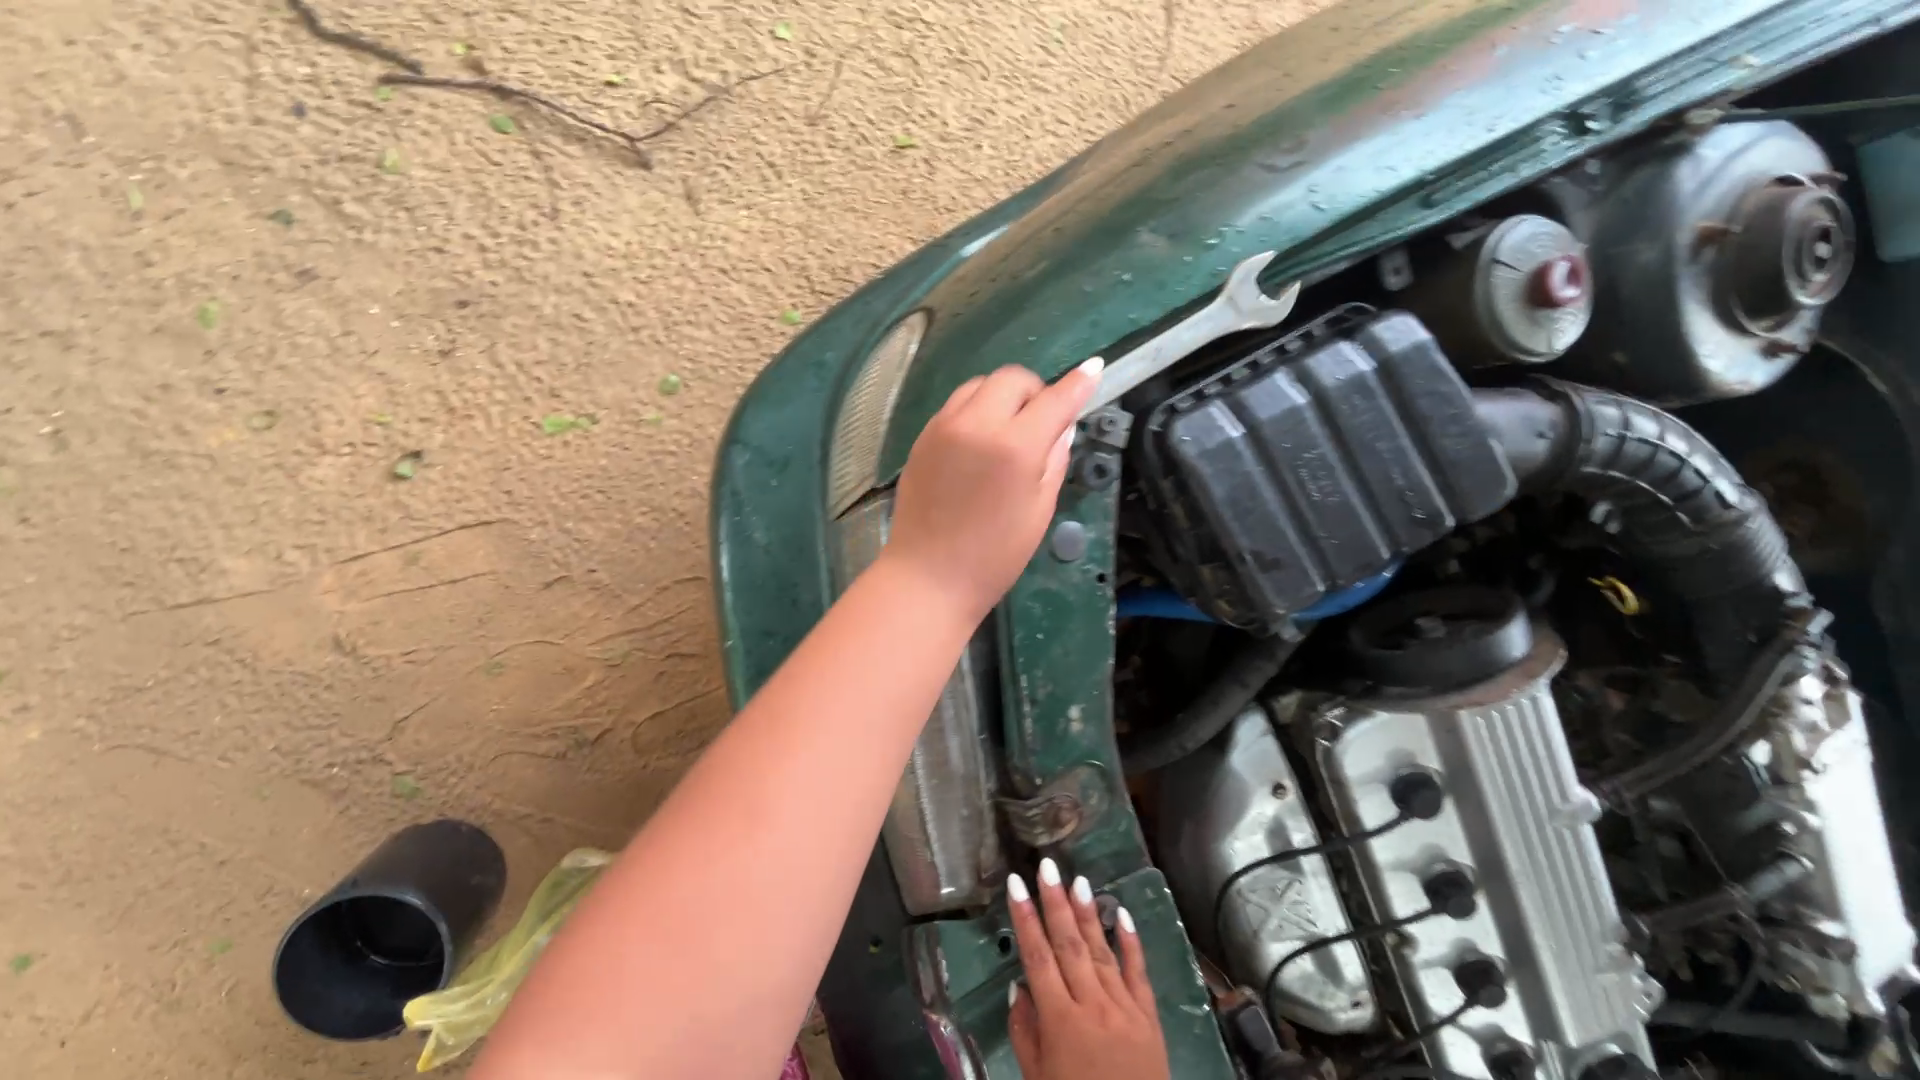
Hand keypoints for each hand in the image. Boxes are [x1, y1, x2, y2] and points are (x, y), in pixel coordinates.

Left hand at [881, 358, 1101, 623]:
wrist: (928, 576)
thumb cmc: (994, 556)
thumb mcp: (1040, 510)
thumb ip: (1054, 460)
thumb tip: (1061, 427)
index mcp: (1014, 447)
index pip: (1054, 399)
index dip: (1078, 383)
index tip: (1094, 369)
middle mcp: (976, 425)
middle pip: (1012, 378)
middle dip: (1034, 390)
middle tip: (1041, 421)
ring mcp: (943, 427)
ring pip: (979, 385)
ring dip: (1001, 397)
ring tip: (1008, 430)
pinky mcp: (922, 437)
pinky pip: (955, 405)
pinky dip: (975, 411)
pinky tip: (980, 443)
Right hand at [1006, 857, 1169, 1079]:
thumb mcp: (1037, 1077)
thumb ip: (1024, 1031)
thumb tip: (1018, 987)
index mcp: (1060, 1021)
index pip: (1038, 958)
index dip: (1025, 918)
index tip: (1015, 884)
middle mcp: (1093, 1006)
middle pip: (1070, 945)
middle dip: (1056, 903)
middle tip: (1047, 866)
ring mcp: (1125, 1008)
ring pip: (1102, 952)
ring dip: (1088, 914)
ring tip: (1077, 881)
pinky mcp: (1149, 1016)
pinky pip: (1139, 972)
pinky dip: (1131, 942)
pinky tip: (1122, 915)